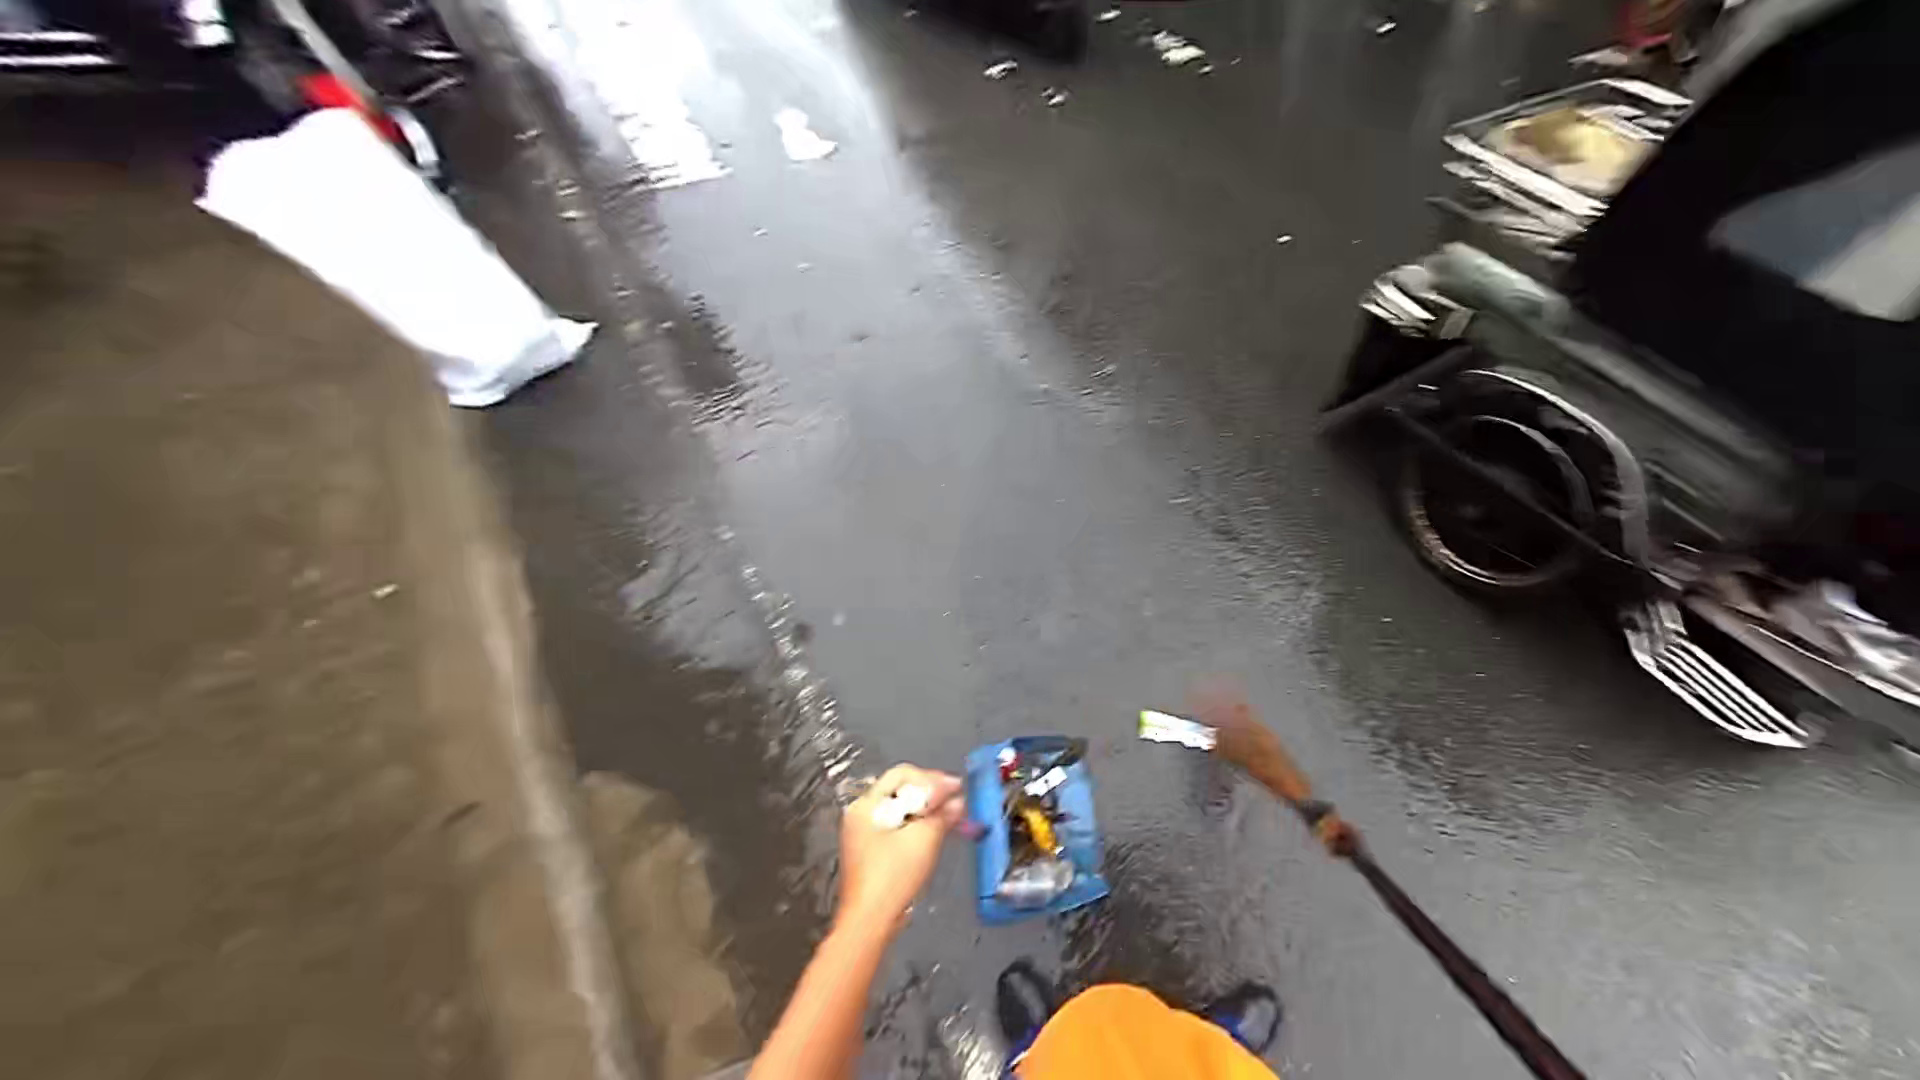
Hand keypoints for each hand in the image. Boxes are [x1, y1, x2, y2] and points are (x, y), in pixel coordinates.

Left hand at [837, 764, 964, 935]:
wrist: (869, 922)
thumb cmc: (893, 876)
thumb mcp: (923, 840)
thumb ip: (942, 815)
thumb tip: (958, 802)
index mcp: (867, 804)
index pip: (902, 775)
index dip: (932, 779)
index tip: (956, 788)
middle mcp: (862, 814)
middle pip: (900, 790)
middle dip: (931, 794)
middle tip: (957, 800)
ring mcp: (865, 834)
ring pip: (901, 810)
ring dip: (927, 810)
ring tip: (951, 814)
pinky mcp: (872, 852)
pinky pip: (898, 827)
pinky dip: (918, 826)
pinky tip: (936, 831)